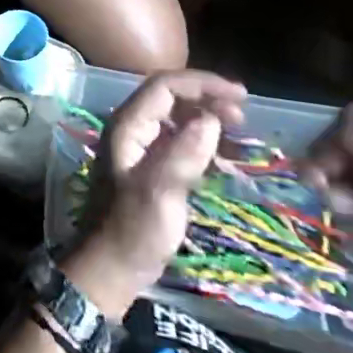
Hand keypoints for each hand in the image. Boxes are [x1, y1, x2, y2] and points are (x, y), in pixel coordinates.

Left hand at [70, 72, 247, 314]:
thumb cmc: (133, 230)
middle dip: (207, 99)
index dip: (202, 84)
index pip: (164, 86)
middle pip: (170, 98)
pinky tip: (225, 157)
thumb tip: (211, 118)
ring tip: (239, 133)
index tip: (240, 95)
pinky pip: (178, 141)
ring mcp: (139, 147)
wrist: (110, 268)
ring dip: (207, 119)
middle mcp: (131, 128)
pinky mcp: (150, 167)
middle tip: (242, 116)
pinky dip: (202, 142)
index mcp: (128, 125)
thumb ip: (185, 152)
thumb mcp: (161, 191)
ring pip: (176, 118)